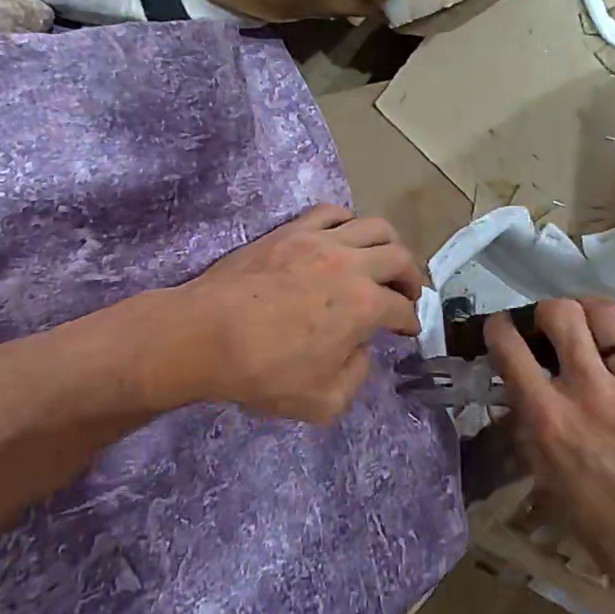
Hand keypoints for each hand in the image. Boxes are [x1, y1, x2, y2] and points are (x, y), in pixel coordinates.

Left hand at [130, 204, 424, 421]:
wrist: (202, 337)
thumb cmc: (262, 372)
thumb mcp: (323, 402)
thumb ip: (357, 377)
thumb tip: (360, 350)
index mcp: (364, 306)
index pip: (402, 310)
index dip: (410, 323)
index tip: (407, 331)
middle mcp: (352, 265)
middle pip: (400, 259)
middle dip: (412, 279)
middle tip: (408, 294)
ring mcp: (322, 241)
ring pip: (375, 226)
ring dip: (389, 245)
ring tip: (384, 260)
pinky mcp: (293, 230)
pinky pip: (333, 212)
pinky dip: (349, 221)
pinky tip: (345, 236)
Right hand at [487, 299, 614, 585]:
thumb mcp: (556, 487)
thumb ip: (537, 435)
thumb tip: (524, 395)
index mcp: (553, 424)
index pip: (512, 351)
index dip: (501, 328)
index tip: (504, 324)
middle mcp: (594, 395)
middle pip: (564, 314)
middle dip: (553, 310)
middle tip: (558, 322)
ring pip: (614, 316)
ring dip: (599, 317)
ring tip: (603, 329)